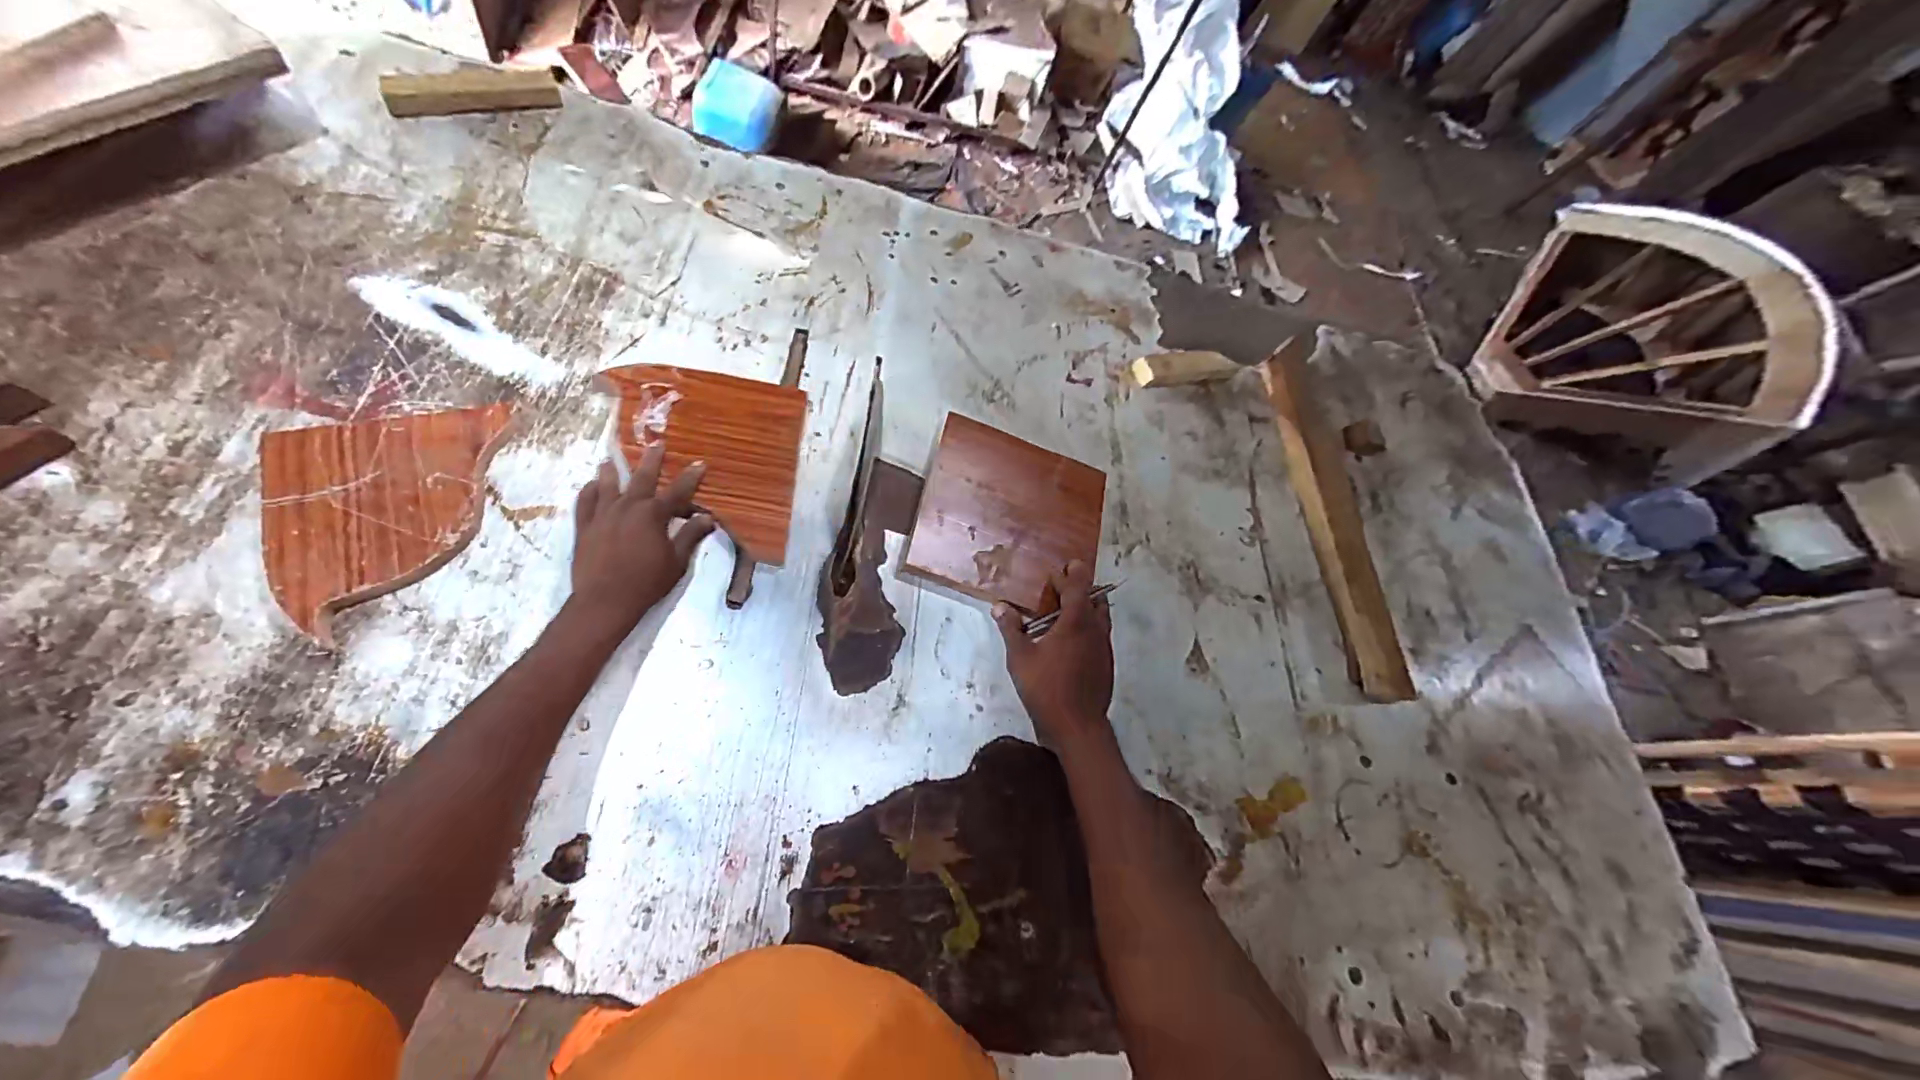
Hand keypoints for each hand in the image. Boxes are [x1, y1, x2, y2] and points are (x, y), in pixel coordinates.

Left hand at [569, 445, 715, 631]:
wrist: (605, 600)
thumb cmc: (647, 582)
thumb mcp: (677, 561)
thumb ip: (690, 536)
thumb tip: (708, 517)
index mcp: (654, 515)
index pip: (678, 492)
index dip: (691, 477)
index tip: (700, 464)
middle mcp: (628, 507)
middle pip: (642, 478)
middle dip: (652, 460)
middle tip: (657, 444)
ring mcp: (603, 515)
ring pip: (607, 485)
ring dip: (612, 470)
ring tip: (611, 459)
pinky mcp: (584, 527)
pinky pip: (585, 502)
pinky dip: (589, 491)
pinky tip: (591, 486)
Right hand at [993, 560, 1114, 747]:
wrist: (1077, 725)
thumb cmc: (1046, 687)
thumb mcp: (1020, 657)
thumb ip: (1011, 629)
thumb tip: (999, 606)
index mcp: (1076, 621)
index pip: (1078, 586)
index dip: (1071, 574)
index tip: (1064, 567)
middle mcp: (1095, 629)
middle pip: (1094, 598)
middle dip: (1080, 588)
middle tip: (1062, 587)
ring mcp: (1104, 647)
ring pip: (1101, 617)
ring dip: (1087, 608)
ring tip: (1066, 611)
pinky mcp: (1106, 664)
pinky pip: (1100, 635)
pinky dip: (1089, 628)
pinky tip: (1071, 642)